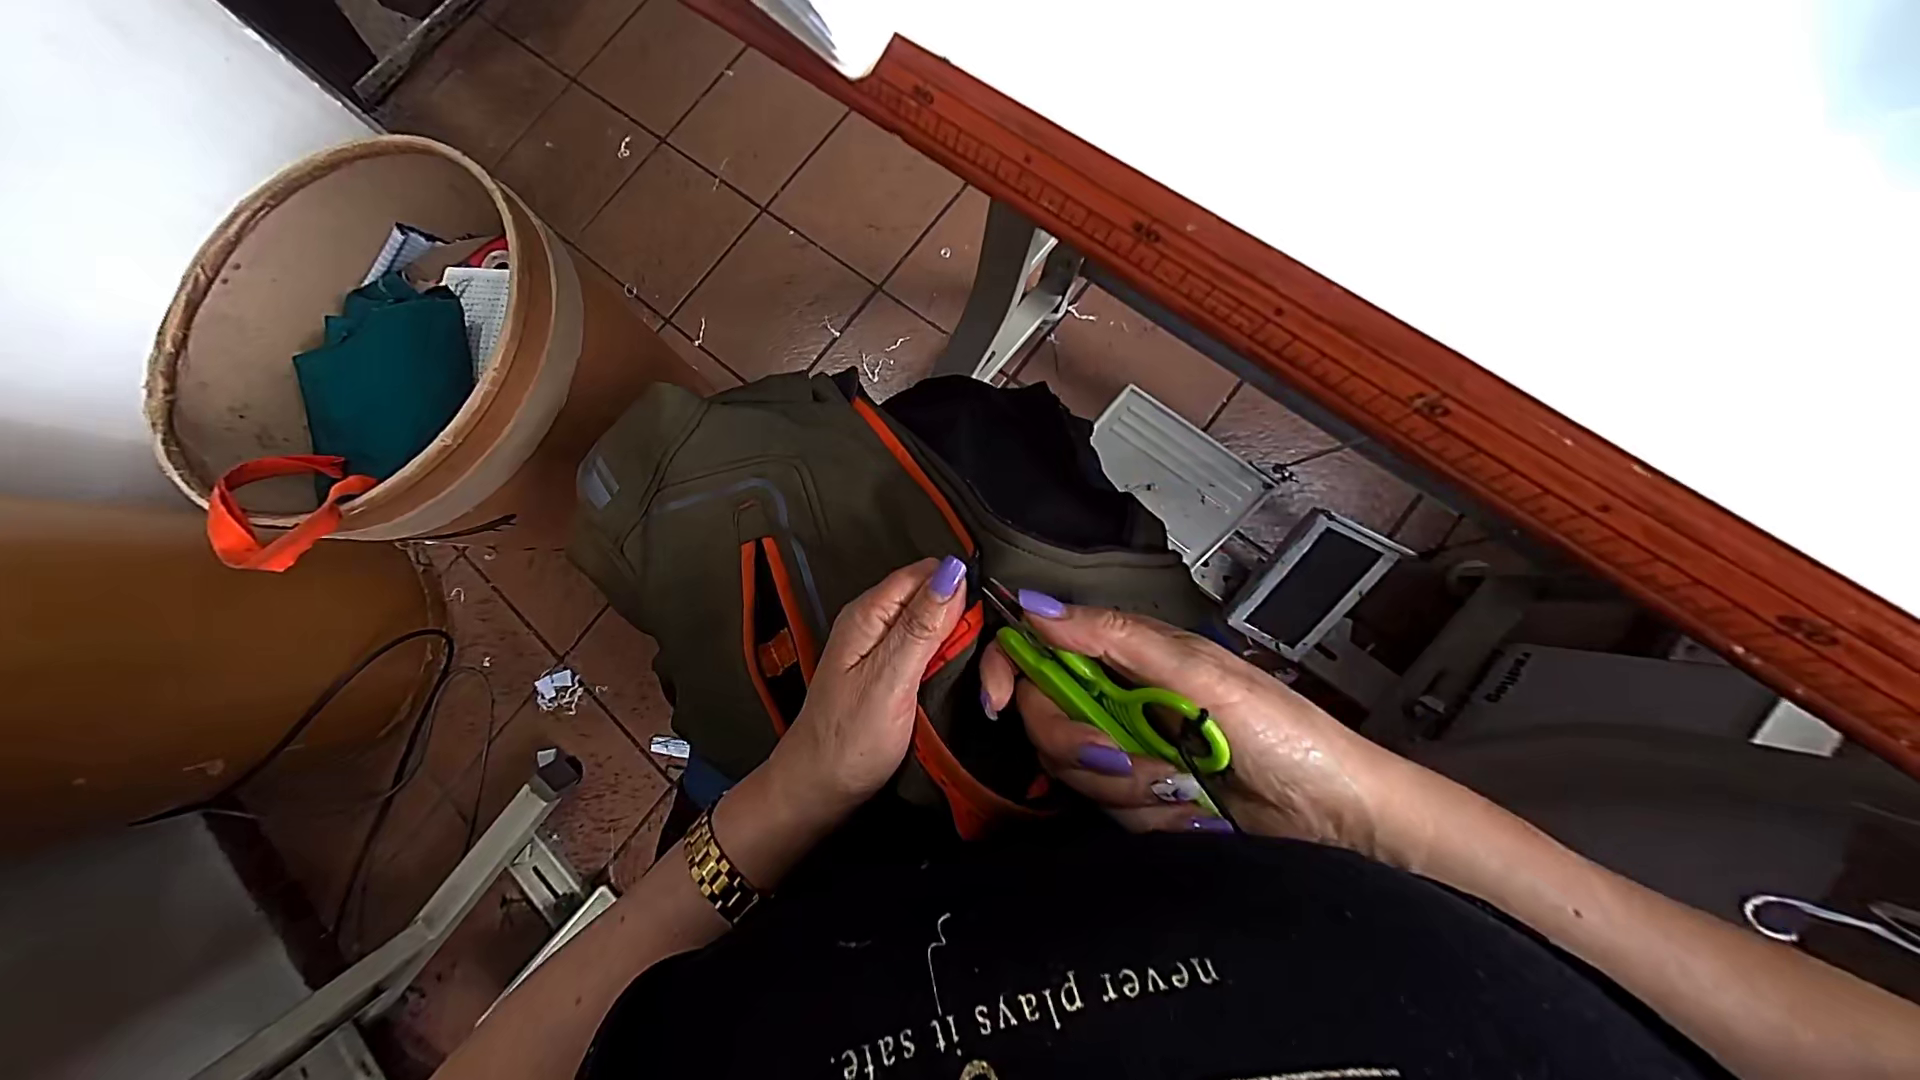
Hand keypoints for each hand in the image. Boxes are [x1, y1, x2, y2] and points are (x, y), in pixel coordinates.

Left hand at [761, 555, 968, 820]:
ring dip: (957, 638)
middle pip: (931, 593)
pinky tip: (953, 675)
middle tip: (977, 656)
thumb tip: (954, 571)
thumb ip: (922, 626)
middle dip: (961, 615)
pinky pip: (928, 645)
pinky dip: (946, 655)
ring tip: (968, 670)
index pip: (926, 573)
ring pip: (933, 620)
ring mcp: (881, 643)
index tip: (982, 622)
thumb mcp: (890, 680)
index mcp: (869, 613)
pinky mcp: (891, 666)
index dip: (958, 588)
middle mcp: (874, 619)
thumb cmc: (849, 740)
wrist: (819, 789)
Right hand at [979, 594, 1400, 856]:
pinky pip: (1110, 809)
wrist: (1336, 819)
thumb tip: (1038, 608)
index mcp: (1127, 654)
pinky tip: (1192, 810)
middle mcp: (1117, 698)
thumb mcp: (1199, 674)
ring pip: (1074, 768)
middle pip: (1044, 715)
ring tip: (1186, 786)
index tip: (998, 701)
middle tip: (1128, 755)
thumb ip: (1116, 639)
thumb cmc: (1285, 733)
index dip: (1009, 668)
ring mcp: (1127, 750)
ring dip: (1129, 786)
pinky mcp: (1139, 797)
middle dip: (1080, 743)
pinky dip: (1150, 816)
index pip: (1040, 647)